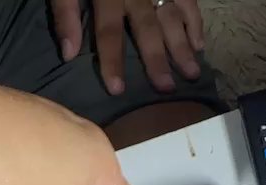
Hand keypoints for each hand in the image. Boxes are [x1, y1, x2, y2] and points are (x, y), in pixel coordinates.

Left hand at [53, 0, 204, 94]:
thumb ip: (66, 13)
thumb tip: (69, 54)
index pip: (110, 31)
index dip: (112, 60)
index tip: (118, 90)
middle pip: (147, 27)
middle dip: (156, 58)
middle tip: (166, 88)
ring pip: (172, 14)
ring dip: (182, 44)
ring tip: (190, 73)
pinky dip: (195, 20)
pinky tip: (199, 44)